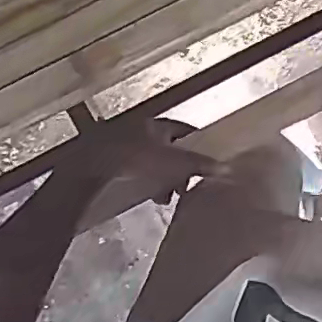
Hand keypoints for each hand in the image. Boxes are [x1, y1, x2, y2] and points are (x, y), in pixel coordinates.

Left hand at [56, 116, 221, 209]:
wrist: (93, 168)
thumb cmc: (139, 161)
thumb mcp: (176, 165)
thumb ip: (202, 166)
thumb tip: (228, 168)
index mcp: (157, 124)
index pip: (183, 130)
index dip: (196, 144)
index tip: (205, 160)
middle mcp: (138, 128)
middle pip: (166, 148)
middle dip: (177, 169)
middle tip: (184, 187)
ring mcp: (119, 143)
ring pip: (149, 160)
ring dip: (160, 178)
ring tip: (164, 197)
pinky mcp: (106, 159)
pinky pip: (132, 169)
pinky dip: (142, 181)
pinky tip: (145, 195)